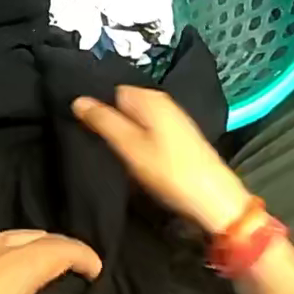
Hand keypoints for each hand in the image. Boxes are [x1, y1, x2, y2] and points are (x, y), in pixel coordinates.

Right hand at [73, 86, 252, 234]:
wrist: (216, 202)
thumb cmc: (169, 172)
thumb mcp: (128, 146)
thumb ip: (102, 120)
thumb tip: (77, 100)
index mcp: (149, 97)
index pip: (111, 91)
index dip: (99, 111)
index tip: (91, 133)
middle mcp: (162, 101)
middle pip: (124, 105)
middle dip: (113, 123)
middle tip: (105, 148)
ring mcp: (174, 117)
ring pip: (137, 120)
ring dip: (127, 136)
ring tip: (122, 158)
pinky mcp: (181, 135)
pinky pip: (150, 130)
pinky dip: (142, 143)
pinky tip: (141, 162)